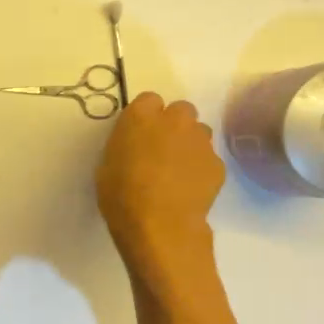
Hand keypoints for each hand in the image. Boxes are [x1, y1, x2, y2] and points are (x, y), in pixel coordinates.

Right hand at [95, 92, 225, 270]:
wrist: (160, 224)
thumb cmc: (120, 195)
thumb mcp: (106, 165)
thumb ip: (124, 144)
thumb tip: (136, 143)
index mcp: (141, 119)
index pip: (148, 99)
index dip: (144, 116)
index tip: (137, 133)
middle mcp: (175, 122)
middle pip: (181, 109)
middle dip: (172, 123)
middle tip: (159, 148)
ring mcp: (201, 142)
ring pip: (198, 132)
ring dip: (188, 143)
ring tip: (175, 169)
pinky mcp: (217, 164)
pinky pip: (207, 158)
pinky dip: (199, 167)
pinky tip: (186, 187)